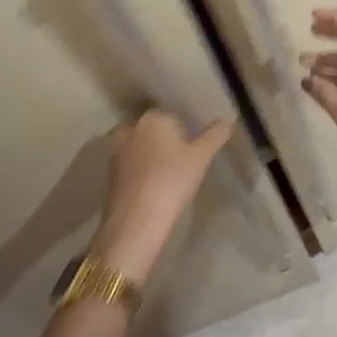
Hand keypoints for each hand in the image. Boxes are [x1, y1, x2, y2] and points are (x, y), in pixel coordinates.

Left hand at [89, 110, 231, 284]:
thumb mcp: (202, 157)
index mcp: (153, 117)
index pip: (174, 115)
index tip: (194, 150)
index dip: (186, 132)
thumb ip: (215, 135)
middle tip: (183, 162)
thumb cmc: (172, 180)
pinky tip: (153, 186)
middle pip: (155, 129)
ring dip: (152, 155)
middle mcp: (131, 127)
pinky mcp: (109, 172)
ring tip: (168, 176)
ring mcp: (116, 150)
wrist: (136, 221)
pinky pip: (131, 163)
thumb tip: (227, 121)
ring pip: (141, 146)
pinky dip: (141, 170)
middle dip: (167, 141)